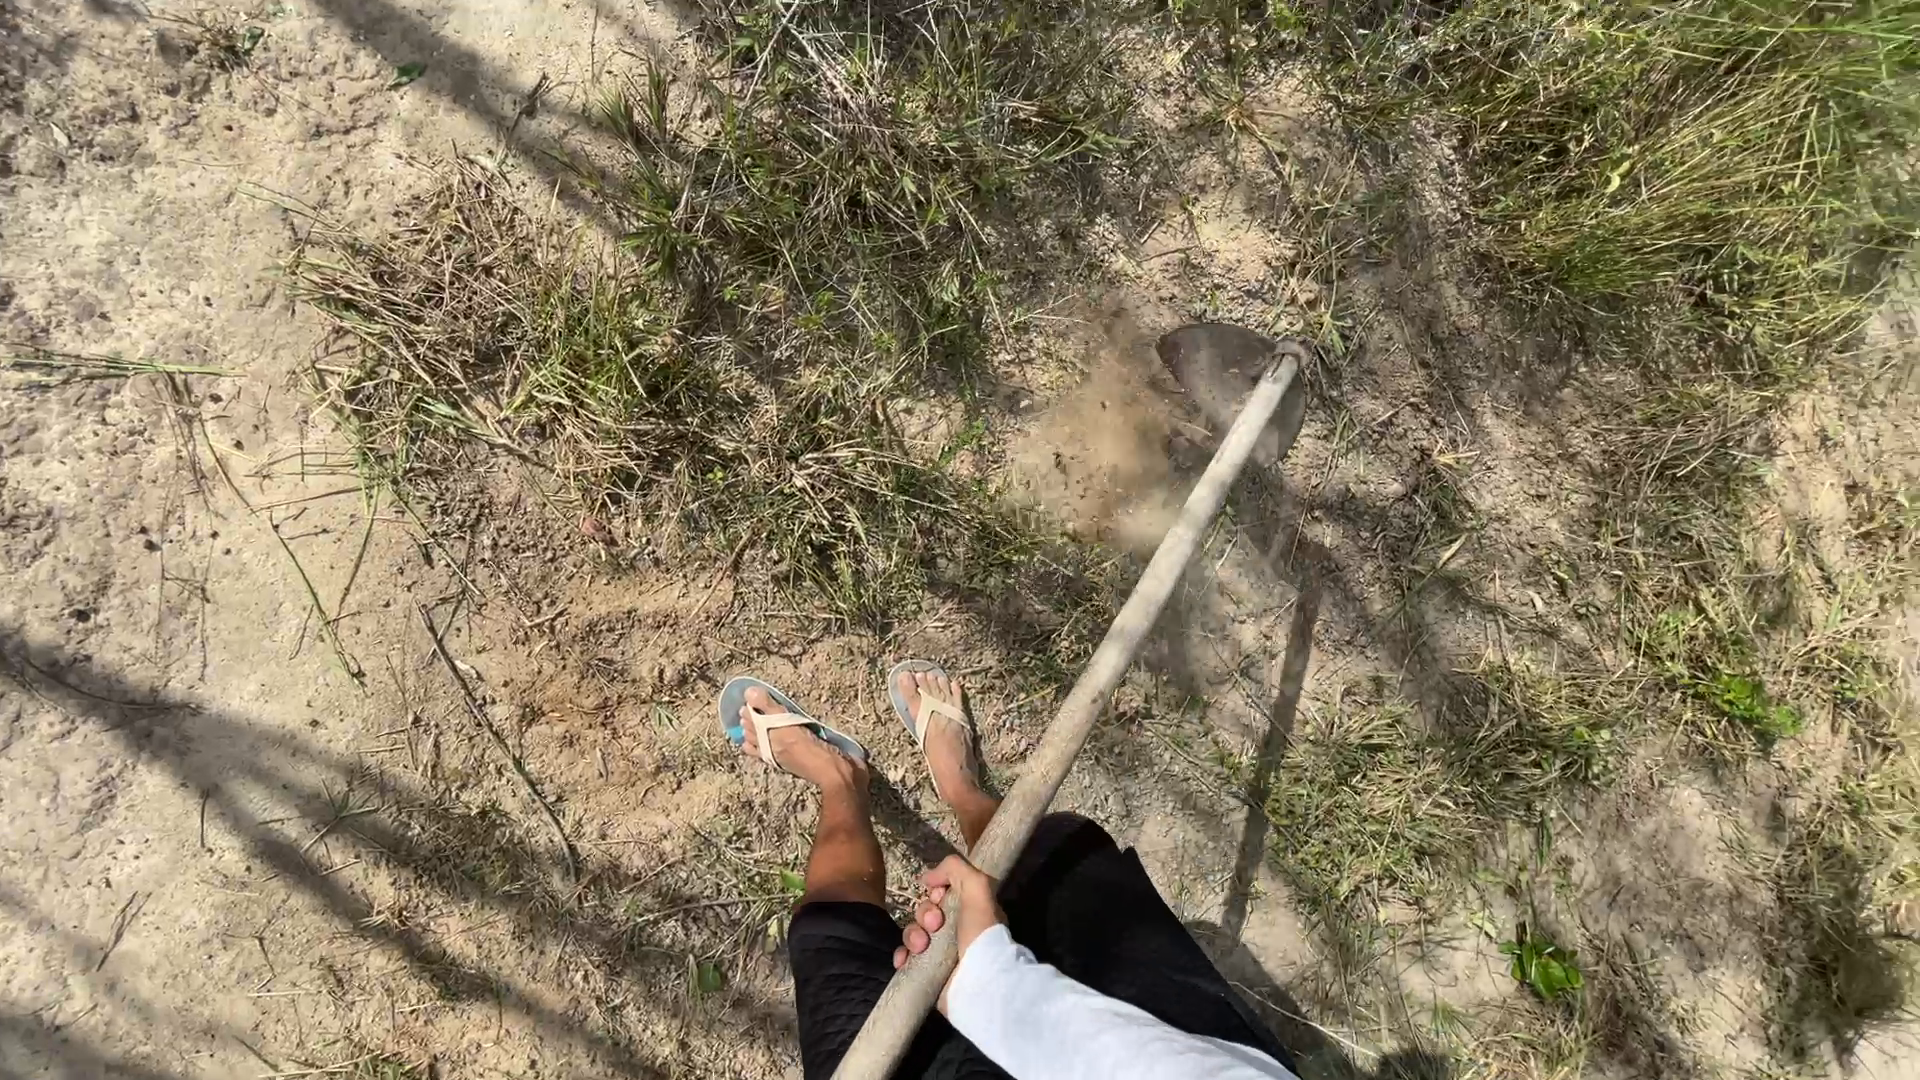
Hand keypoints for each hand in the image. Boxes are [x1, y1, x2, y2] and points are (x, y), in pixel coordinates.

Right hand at [892, 855, 1003, 1012]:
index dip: (935, 891)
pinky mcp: (928, 972)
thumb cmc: (980, 931)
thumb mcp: (977, 886)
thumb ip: (955, 868)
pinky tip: (905, 959)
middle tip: (935, 925)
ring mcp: (940, 952)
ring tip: (922, 946)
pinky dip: (902, 956)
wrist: (979, 981)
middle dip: (925, 914)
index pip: (941, 892)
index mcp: (968, 909)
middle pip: (925, 910)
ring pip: (913, 933)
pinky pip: (906, 958)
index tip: (939, 896)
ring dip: (913, 935)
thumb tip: (927, 877)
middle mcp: (954, 929)